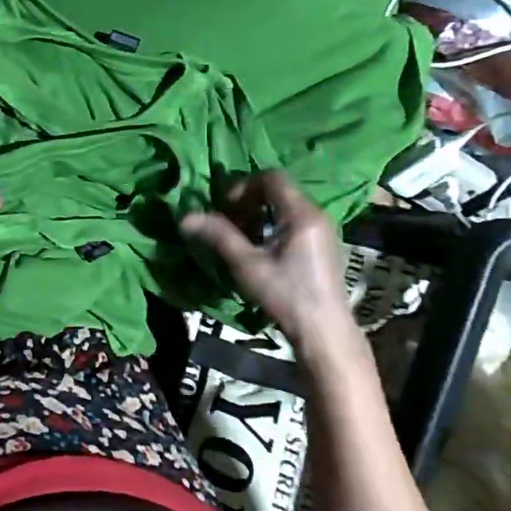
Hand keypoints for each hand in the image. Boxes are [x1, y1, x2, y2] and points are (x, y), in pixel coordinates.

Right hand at [181, 171, 366, 368]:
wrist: (324, 332)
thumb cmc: (287, 295)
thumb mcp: (248, 265)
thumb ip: (219, 236)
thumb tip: (186, 217)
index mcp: (302, 214)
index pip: (271, 178)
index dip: (243, 186)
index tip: (225, 207)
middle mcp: (316, 215)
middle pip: (278, 191)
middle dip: (248, 202)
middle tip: (228, 224)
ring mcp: (322, 231)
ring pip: (284, 207)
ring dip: (258, 216)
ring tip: (240, 240)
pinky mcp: (321, 246)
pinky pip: (293, 222)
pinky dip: (271, 227)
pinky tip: (260, 251)